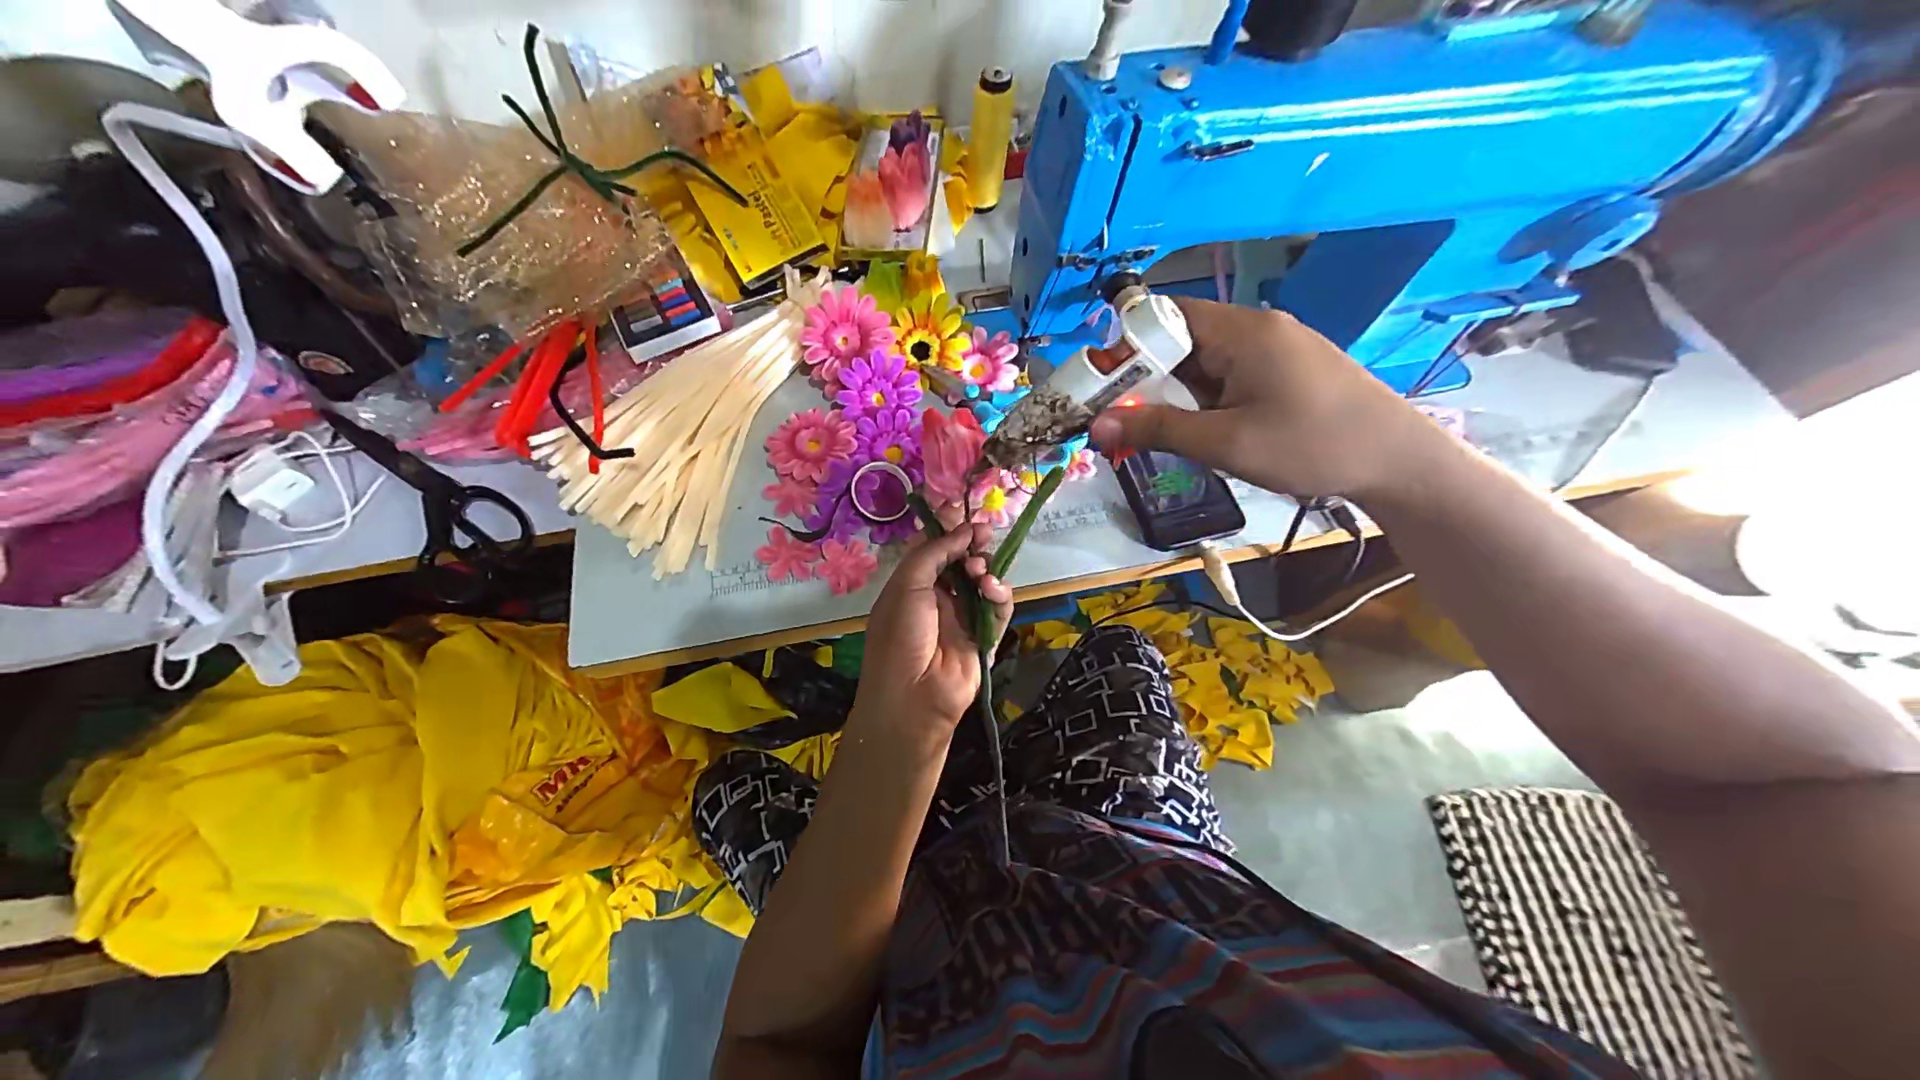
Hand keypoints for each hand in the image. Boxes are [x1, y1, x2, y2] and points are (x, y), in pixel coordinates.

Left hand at [853, 522, 1013, 748]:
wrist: (914, 696)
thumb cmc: (901, 636)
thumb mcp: (907, 585)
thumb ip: (935, 552)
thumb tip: (964, 530)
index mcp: (911, 585)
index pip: (935, 550)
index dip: (952, 532)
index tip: (968, 517)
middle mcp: (937, 598)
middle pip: (963, 562)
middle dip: (974, 547)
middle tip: (985, 535)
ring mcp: (962, 618)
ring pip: (984, 582)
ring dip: (986, 571)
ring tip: (981, 573)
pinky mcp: (984, 636)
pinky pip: (998, 609)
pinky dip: (1000, 596)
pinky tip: (993, 591)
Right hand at [1089, 296, 1439, 500]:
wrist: (1398, 461)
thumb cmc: (1310, 446)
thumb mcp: (1225, 443)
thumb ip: (1157, 430)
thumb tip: (1095, 427)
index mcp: (1241, 330)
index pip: (1164, 316)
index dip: (1126, 347)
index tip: (1105, 388)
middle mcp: (1257, 327)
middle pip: (1181, 340)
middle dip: (1149, 379)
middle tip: (1127, 421)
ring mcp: (1276, 348)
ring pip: (1204, 362)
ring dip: (1178, 394)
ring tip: (1166, 433)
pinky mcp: (1288, 369)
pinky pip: (1230, 375)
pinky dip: (1206, 400)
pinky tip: (1207, 431)